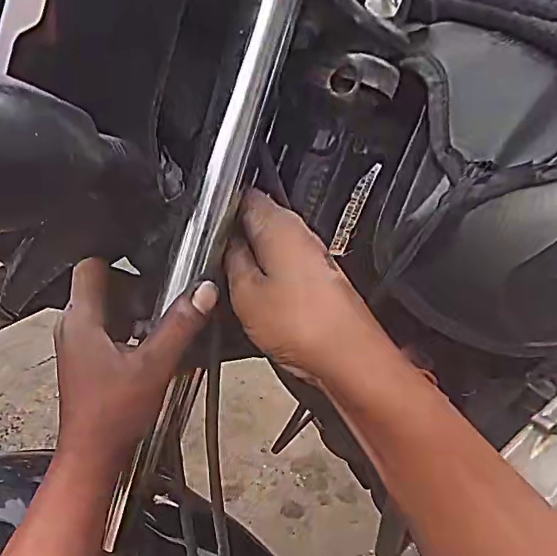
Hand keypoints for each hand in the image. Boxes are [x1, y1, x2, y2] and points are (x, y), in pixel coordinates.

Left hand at [54, 258, 214, 468]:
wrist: (95, 455)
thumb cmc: (111, 416)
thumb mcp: (154, 365)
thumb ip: (180, 326)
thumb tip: (202, 292)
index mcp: (81, 319)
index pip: (92, 265)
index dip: (122, 259)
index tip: (152, 267)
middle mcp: (74, 329)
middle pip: (105, 289)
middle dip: (139, 294)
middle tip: (166, 307)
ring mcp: (79, 348)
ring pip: (110, 315)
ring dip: (139, 318)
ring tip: (163, 333)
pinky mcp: (89, 366)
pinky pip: (111, 338)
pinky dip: (134, 338)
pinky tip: (156, 355)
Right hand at [224, 188, 396, 386]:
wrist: (348, 359)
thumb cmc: (306, 327)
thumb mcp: (245, 294)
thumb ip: (231, 262)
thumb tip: (225, 248)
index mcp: (280, 224)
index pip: (244, 196)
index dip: (221, 211)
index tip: (208, 232)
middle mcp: (302, 235)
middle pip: (260, 226)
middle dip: (237, 244)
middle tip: (219, 270)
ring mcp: (315, 260)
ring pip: (273, 254)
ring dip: (255, 269)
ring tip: (240, 296)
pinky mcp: (322, 285)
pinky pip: (288, 278)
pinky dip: (274, 289)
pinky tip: (265, 311)